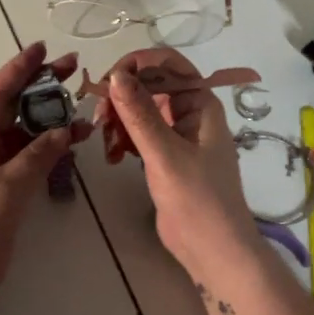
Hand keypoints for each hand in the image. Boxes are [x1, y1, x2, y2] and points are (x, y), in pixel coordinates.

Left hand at [0, 42, 92, 314]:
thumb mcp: (8, 188)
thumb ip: (37, 155)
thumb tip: (63, 130)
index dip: (18, 68)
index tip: (42, 48)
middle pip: (9, 107)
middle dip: (39, 89)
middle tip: (72, 70)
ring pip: (20, 133)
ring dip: (47, 121)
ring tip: (81, 108)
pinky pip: (24, 157)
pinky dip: (45, 149)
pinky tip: (70, 142)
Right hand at [93, 49, 253, 273]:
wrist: (214, 250)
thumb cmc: (198, 199)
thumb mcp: (164, 154)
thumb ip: (139, 113)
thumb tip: (117, 75)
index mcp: (200, 104)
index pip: (168, 64)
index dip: (137, 65)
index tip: (108, 83)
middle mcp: (190, 114)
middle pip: (150, 86)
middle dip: (122, 97)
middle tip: (99, 119)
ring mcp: (178, 136)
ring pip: (141, 111)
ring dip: (119, 121)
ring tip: (105, 144)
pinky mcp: (166, 157)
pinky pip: (140, 135)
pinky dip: (123, 140)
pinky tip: (113, 158)